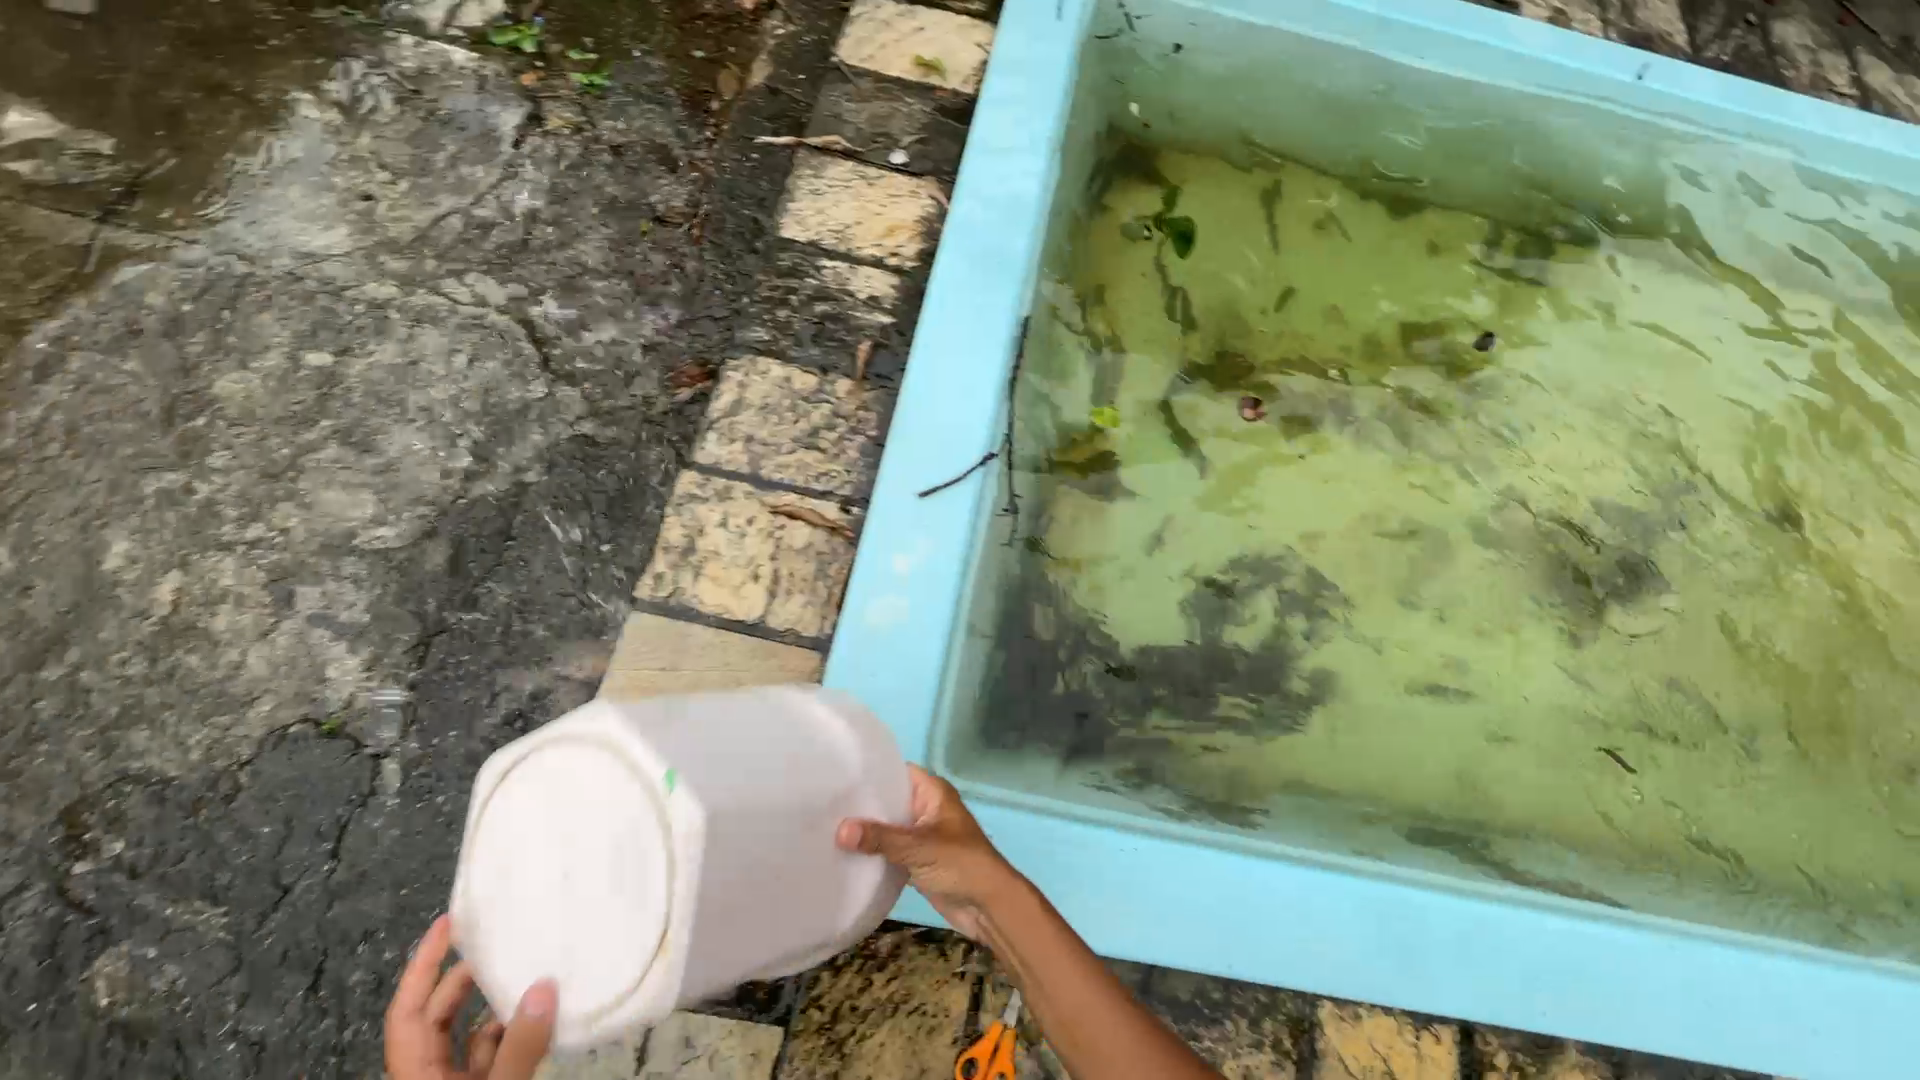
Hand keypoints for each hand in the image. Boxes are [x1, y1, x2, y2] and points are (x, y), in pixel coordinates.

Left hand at [385, 914, 556, 1079]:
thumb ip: (518, 1047)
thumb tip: (545, 987)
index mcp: (413, 1073)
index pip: (407, 1010)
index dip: (423, 965)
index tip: (448, 923)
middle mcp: (428, 1075)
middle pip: (437, 1016)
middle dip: (466, 978)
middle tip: (499, 943)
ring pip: (470, 1035)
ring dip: (499, 1008)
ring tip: (533, 977)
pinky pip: (494, 1055)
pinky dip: (515, 1035)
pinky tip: (544, 1021)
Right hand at [835, 764, 1022, 939]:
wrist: (987, 906)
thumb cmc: (960, 863)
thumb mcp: (918, 847)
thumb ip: (880, 838)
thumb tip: (839, 830)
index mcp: (932, 792)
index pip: (896, 771)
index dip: (870, 773)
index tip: (837, 777)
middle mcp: (926, 808)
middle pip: (889, 800)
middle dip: (862, 806)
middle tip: (824, 805)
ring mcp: (922, 835)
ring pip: (888, 827)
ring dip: (866, 832)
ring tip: (826, 828)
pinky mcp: (917, 860)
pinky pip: (890, 850)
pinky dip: (873, 853)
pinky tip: (844, 854)